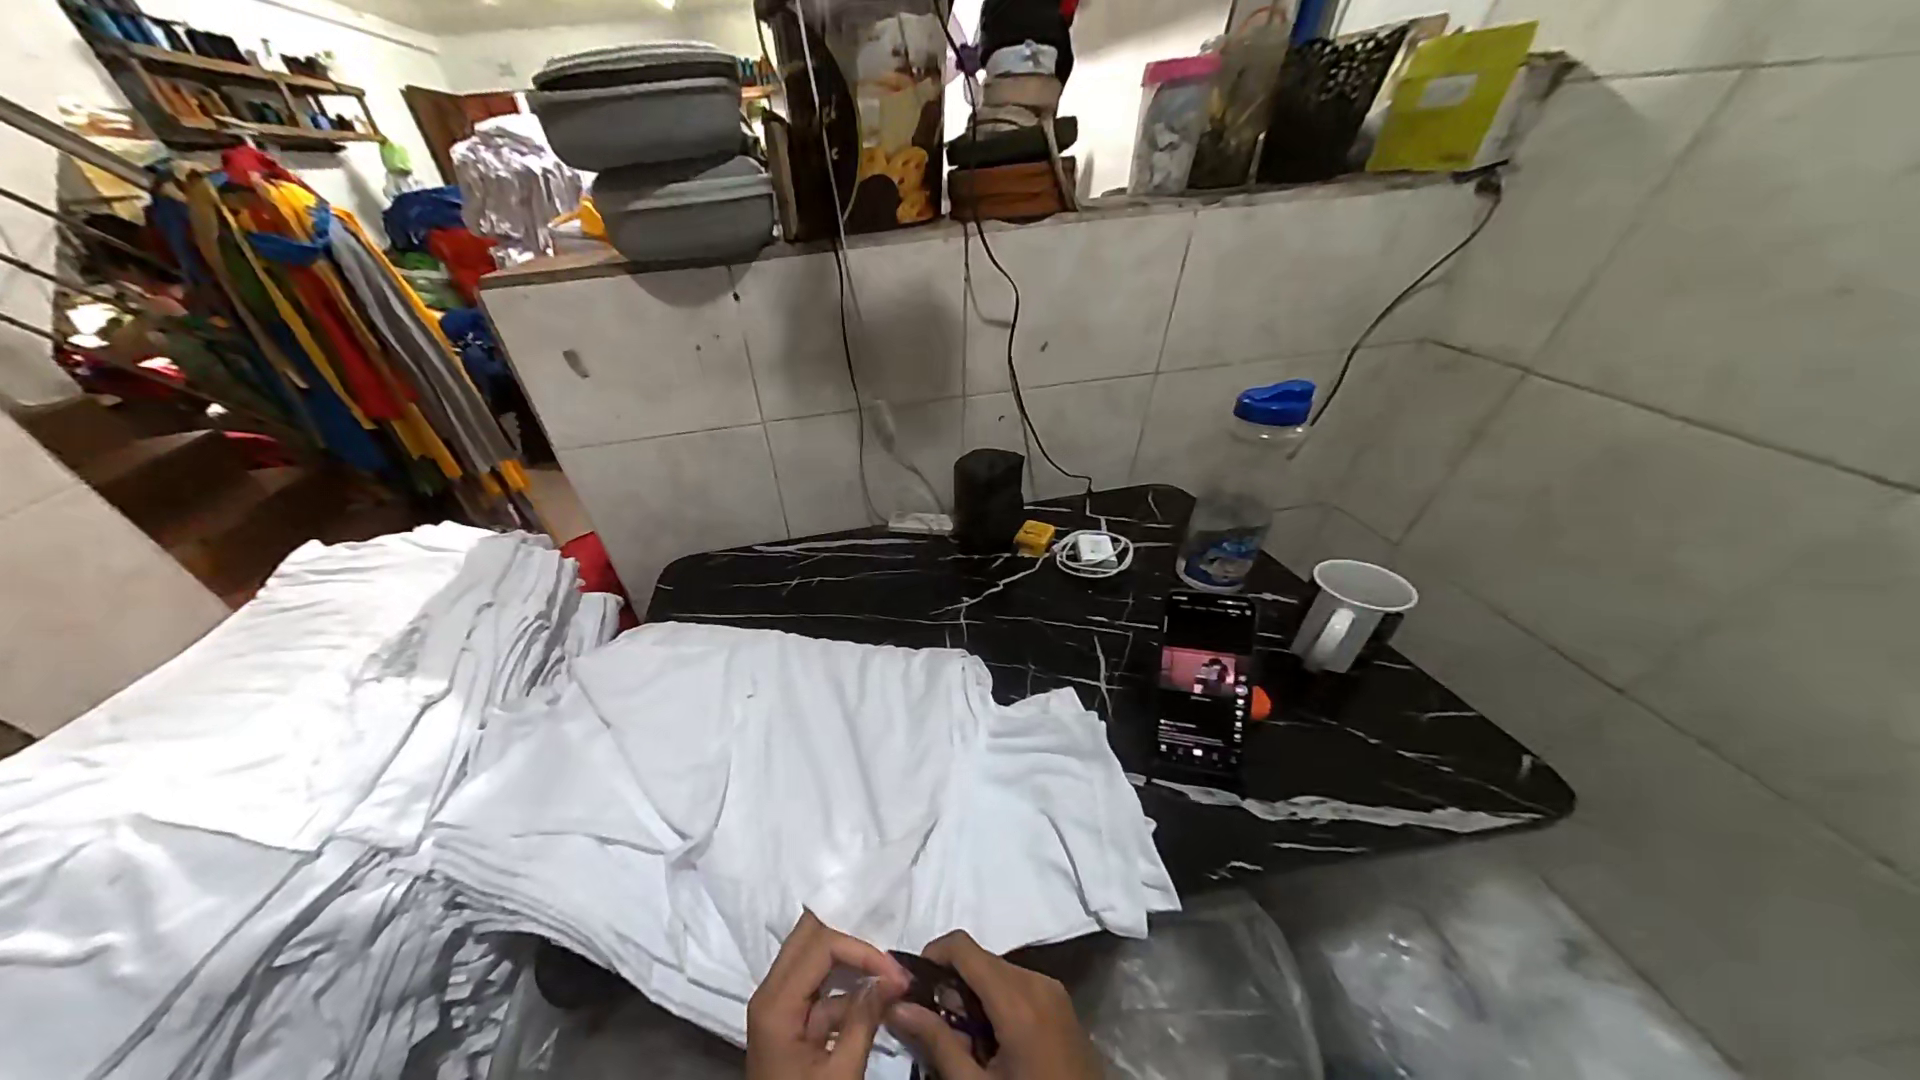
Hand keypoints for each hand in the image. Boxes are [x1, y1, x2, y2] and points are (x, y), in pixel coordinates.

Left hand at [747, 912, 912, 1079]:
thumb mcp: (842, 1074)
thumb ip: (865, 1018)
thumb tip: (893, 977)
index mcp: (776, 1003)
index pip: (821, 945)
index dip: (861, 949)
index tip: (895, 972)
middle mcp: (771, 991)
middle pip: (809, 934)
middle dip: (851, 934)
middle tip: (887, 950)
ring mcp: (778, 1002)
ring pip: (813, 952)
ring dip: (851, 955)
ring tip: (887, 967)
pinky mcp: (790, 1016)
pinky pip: (818, 982)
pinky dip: (847, 981)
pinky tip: (876, 992)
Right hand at [885, 930, 1102, 1079]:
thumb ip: (936, 1043)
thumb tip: (897, 1006)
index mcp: (1017, 998)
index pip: (963, 946)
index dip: (932, 955)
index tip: (913, 984)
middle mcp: (1037, 981)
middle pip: (980, 959)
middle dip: (952, 982)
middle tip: (935, 1023)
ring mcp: (1053, 990)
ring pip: (999, 970)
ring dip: (974, 992)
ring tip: (964, 1038)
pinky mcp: (1061, 1002)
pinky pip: (1019, 983)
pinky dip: (997, 998)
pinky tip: (992, 1038)